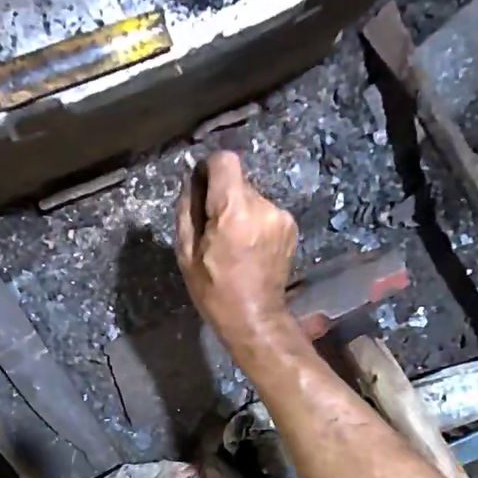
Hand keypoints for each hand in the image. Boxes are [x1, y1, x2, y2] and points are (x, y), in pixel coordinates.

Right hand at [175, 151, 298, 347]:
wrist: (255, 318)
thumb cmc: (215, 291)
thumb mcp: (186, 253)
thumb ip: (187, 209)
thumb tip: (192, 180)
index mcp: (235, 211)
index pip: (225, 160)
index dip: (210, 170)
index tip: (202, 191)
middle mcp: (263, 206)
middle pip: (238, 181)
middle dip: (223, 199)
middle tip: (215, 231)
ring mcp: (281, 216)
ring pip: (252, 197)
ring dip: (241, 212)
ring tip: (234, 244)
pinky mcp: (291, 227)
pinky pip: (266, 212)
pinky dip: (256, 223)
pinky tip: (251, 248)